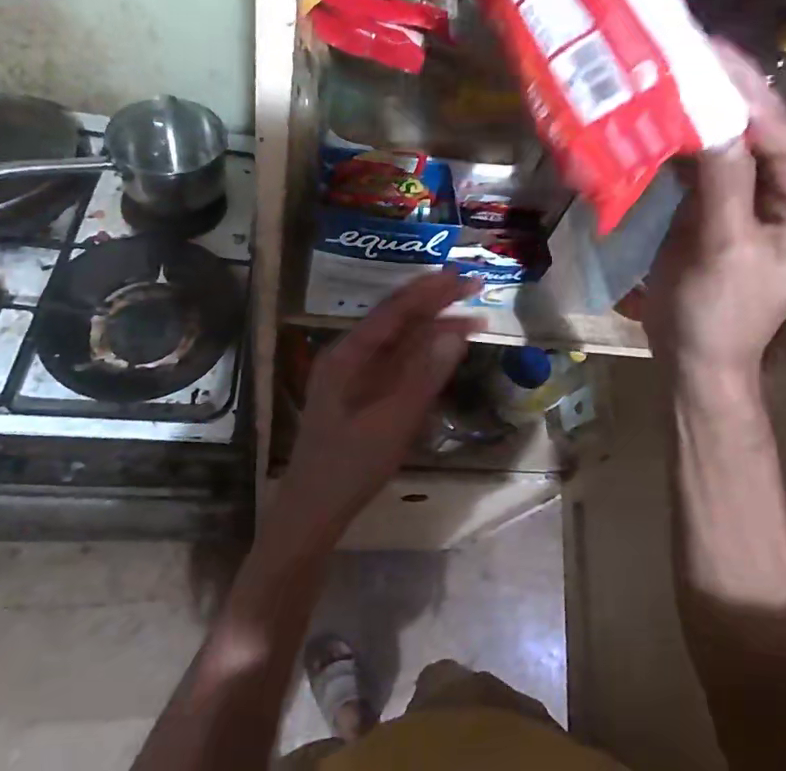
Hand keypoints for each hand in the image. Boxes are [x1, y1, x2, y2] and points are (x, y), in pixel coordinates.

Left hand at [272, 272, 483, 545]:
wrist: (312, 510)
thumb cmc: (348, 467)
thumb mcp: (392, 423)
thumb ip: (424, 377)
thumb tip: (456, 333)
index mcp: (346, 356)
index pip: (392, 312)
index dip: (427, 291)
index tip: (459, 275)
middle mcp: (348, 357)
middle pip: (394, 321)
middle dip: (432, 302)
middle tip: (472, 285)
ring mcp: (353, 377)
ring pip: (397, 342)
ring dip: (431, 328)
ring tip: (468, 316)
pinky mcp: (362, 396)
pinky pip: (395, 365)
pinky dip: (421, 355)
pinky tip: (442, 350)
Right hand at [639, 45, 785, 382]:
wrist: (694, 358)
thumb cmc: (717, 312)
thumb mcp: (724, 247)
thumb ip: (724, 182)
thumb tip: (715, 120)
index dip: (754, 100)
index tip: (717, 58)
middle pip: (767, 137)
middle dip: (733, 97)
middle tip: (697, 51)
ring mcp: (761, 204)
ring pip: (738, 147)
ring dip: (708, 114)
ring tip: (679, 72)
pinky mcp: (726, 209)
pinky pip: (711, 166)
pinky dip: (689, 143)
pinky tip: (666, 116)